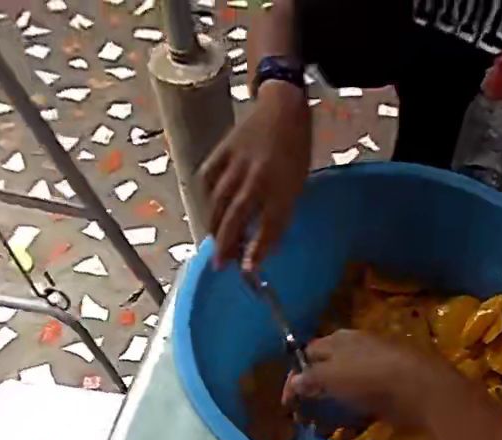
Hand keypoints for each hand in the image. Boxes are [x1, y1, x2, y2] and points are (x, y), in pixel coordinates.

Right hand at [201, 81, 311, 267]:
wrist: (283, 108)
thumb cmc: (294, 154)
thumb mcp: (295, 188)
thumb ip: (278, 216)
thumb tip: (259, 246)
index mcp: (282, 189)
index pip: (268, 228)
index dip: (257, 251)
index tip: (248, 270)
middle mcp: (257, 178)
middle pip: (235, 218)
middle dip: (226, 245)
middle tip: (219, 264)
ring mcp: (237, 164)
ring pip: (218, 202)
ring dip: (214, 226)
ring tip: (214, 242)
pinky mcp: (222, 150)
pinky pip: (207, 178)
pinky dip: (206, 196)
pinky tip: (209, 207)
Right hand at [285, 329, 468, 429]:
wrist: (421, 391)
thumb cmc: (369, 377)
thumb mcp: (332, 375)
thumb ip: (310, 378)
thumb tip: (294, 382)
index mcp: (339, 341)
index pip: (307, 355)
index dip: (294, 377)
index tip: (288, 402)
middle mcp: (355, 353)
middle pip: (325, 376)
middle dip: (312, 400)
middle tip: (304, 420)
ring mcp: (373, 374)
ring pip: (343, 395)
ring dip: (330, 415)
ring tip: (323, 434)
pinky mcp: (388, 395)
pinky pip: (363, 408)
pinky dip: (353, 422)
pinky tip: (348, 436)